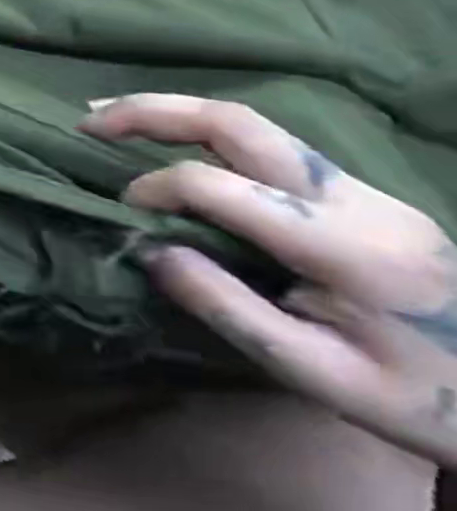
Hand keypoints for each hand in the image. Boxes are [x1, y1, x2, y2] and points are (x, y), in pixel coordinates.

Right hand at [86, 93, 456, 465]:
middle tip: (87, 118)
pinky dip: (203, 133)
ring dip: (172, 112)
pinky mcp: (362, 194)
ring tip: (109, 116)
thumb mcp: (322, 377)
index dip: (153, 191)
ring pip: (253, 123)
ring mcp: (366, 191)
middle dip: (152, 112)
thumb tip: (151, 250)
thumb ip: (229, 310)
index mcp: (346, 249)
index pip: (215, 187)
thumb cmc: (425, 398)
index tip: (126, 217)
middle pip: (239, 124)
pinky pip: (269, 146)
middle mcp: (357, 201)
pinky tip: (171, 143)